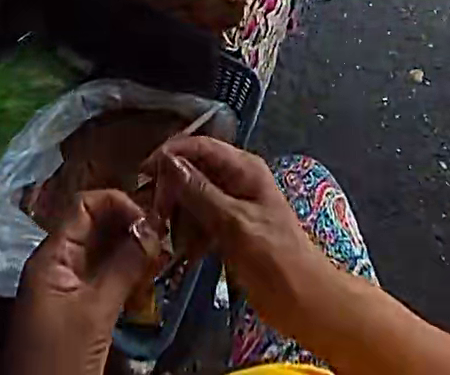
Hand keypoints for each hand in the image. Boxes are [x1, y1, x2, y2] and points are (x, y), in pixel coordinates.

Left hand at [9, 191, 162, 374]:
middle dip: (128, 226)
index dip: (117, 204)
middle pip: (94, 227)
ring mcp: (67, 288)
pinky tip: (148, 277)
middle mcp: (58, 264)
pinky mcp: (78, 310)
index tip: (149, 219)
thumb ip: (124, 266)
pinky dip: (126, 273)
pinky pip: (103, 277)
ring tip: (160, 254)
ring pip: (102, 252)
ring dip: (130, 249)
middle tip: (163, 235)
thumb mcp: (95, 313)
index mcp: (51, 256)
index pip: (84, 207)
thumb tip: (154, 225)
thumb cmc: (60, 360)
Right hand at [143, 137, 330, 337]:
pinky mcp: (229, 227)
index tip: (144, 172)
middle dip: (172, 188)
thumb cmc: (275, 259)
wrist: (305, 304)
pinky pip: (200, 219)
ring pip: (194, 196)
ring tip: (166, 236)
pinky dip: (190, 232)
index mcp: (244, 168)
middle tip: (154, 213)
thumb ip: (200, 192)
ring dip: (179, 214)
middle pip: (194, 169)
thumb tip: (168, 161)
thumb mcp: (234, 224)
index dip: (170, 153)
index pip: (200, 145)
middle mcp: (237, 178)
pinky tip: (185, 252)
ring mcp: (233, 203)